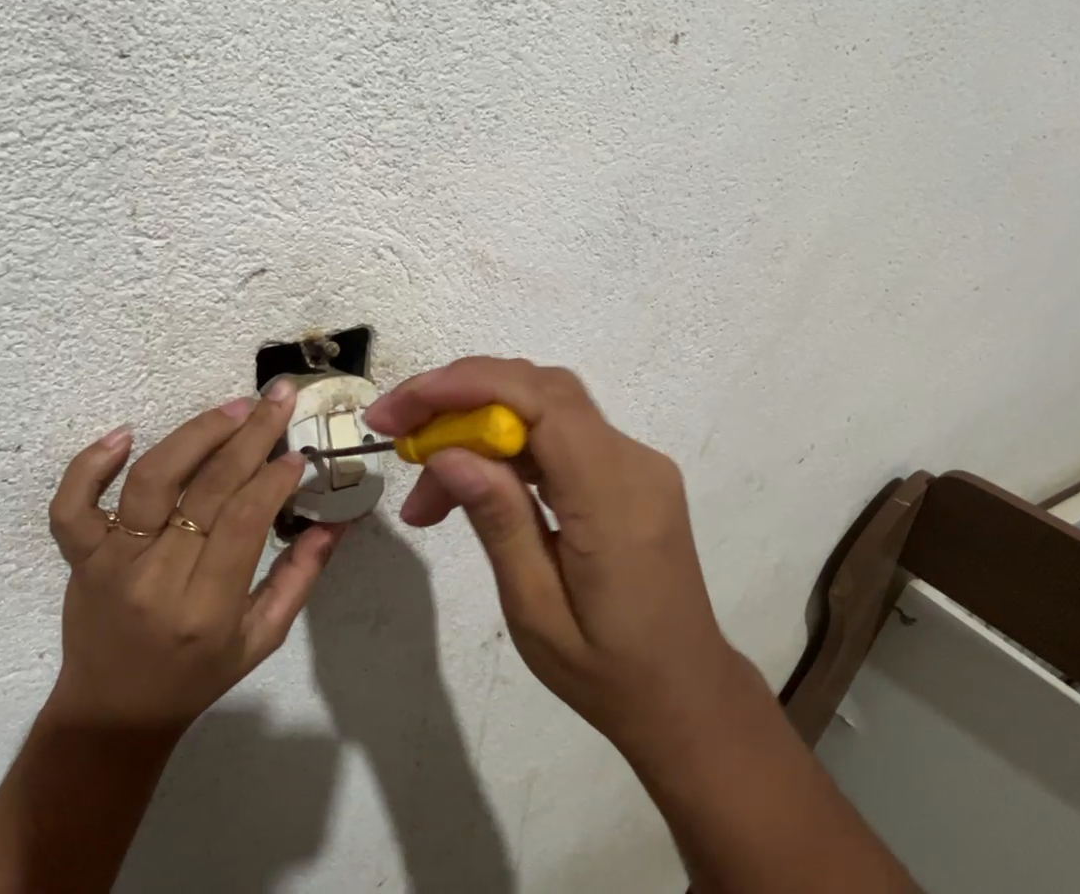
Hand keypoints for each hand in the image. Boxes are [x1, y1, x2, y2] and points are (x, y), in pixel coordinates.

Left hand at [43, 380, 343, 734]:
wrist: (114, 711)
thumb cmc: (196, 676)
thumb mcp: (261, 640)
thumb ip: (298, 580)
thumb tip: (334, 523)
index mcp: (207, 609)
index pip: (245, 521)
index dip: (274, 479)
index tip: (298, 452)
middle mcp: (157, 580)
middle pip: (207, 490)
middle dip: (250, 436)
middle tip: (278, 399)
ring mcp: (110, 564)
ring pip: (150, 481)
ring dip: (194, 435)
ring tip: (233, 408)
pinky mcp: (79, 557)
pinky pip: (72, 507)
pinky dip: (89, 466)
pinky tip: (125, 433)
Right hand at [365, 358, 741, 768]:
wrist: (684, 692)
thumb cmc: (608, 671)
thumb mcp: (537, 611)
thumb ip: (499, 522)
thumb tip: (450, 453)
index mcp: (614, 500)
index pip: (542, 402)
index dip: (466, 386)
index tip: (400, 410)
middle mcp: (633, 463)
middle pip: (540, 390)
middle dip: (458, 397)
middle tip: (396, 435)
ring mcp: (635, 464)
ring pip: (544, 409)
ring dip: (476, 428)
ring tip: (424, 493)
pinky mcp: (627, 474)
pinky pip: (558, 437)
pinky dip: (505, 448)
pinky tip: (467, 487)